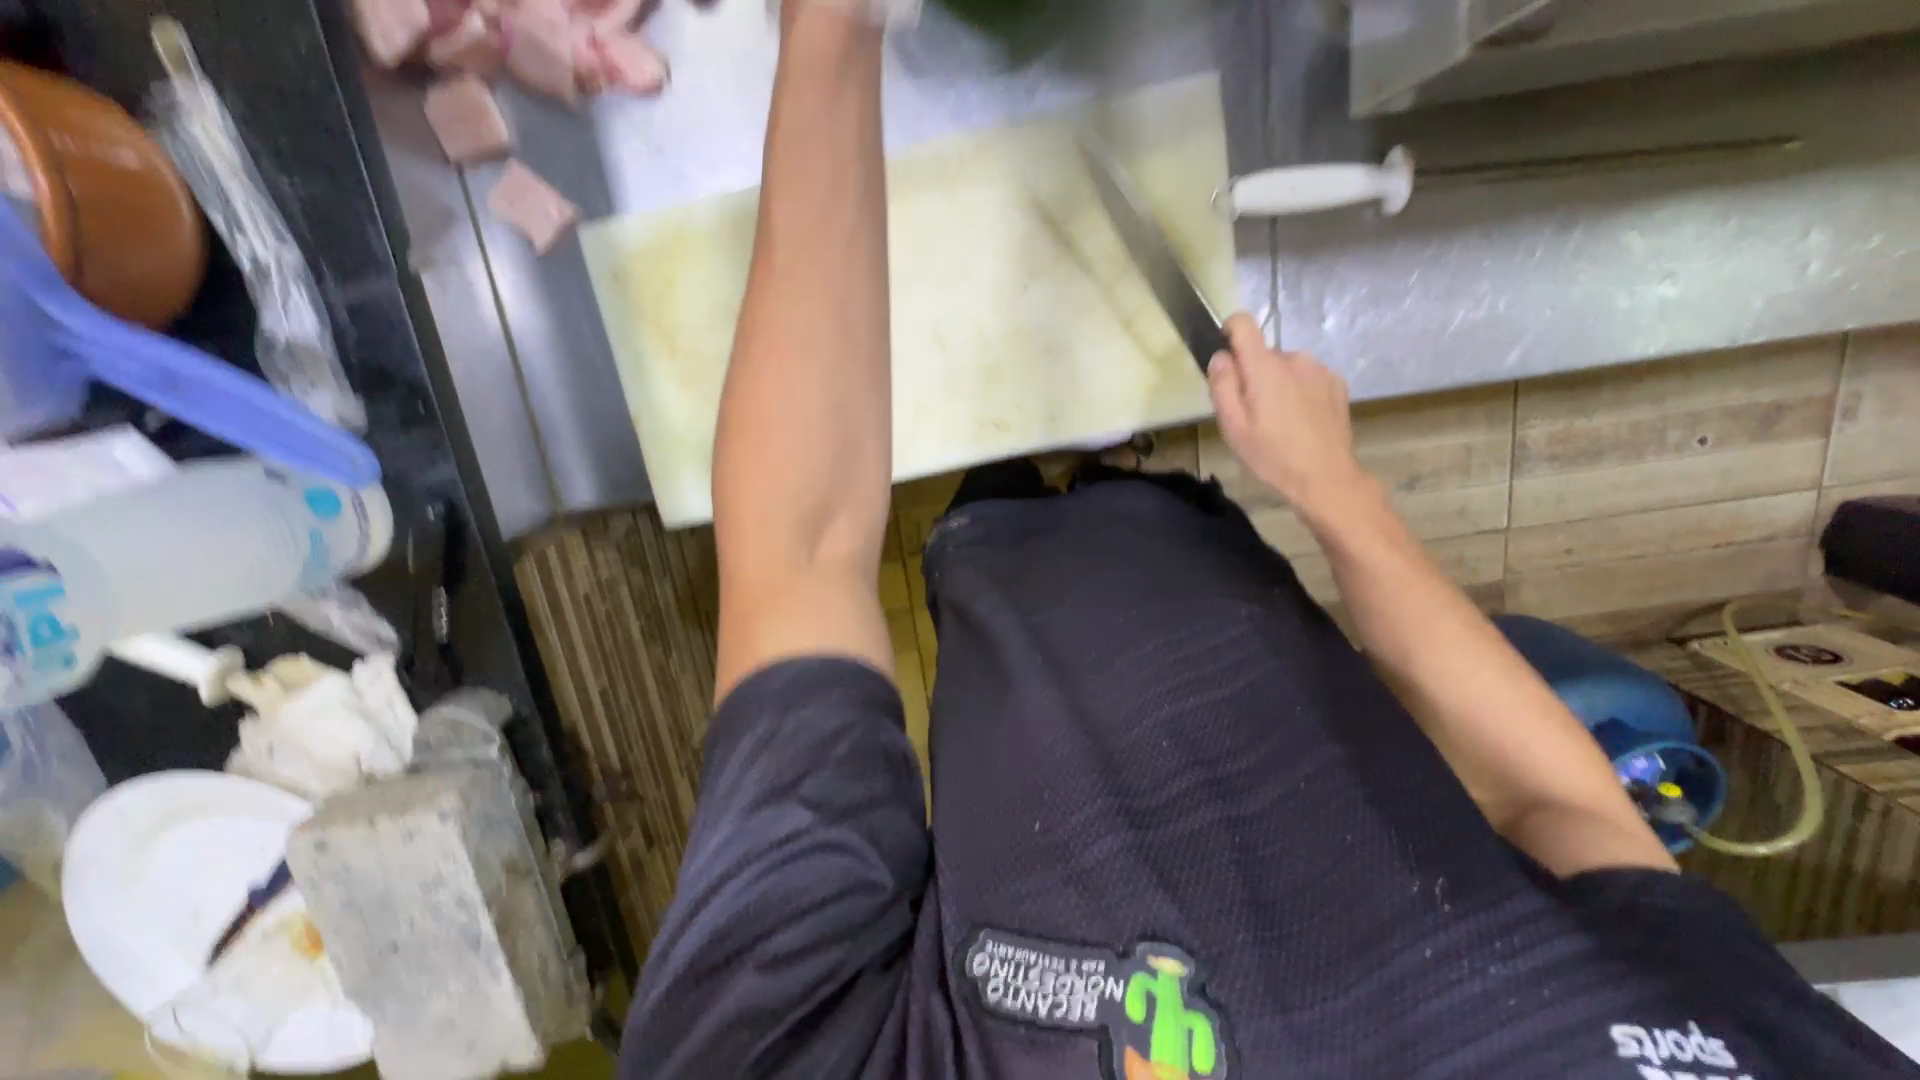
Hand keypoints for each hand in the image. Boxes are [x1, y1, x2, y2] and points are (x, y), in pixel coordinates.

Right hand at [1207, 314, 1369, 521]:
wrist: (1325, 476)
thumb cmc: (1272, 455)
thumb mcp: (1233, 426)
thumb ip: (1222, 385)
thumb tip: (1220, 357)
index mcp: (1264, 366)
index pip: (1243, 323)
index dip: (1229, 332)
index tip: (1227, 358)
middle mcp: (1294, 358)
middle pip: (1264, 354)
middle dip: (1254, 375)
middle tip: (1252, 413)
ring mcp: (1319, 370)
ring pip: (1287, 367)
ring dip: (1278, 384)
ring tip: (1279, 420)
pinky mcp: (1337, 383)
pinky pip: (1308, 378)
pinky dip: (1300, 392)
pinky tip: (1301, 421)